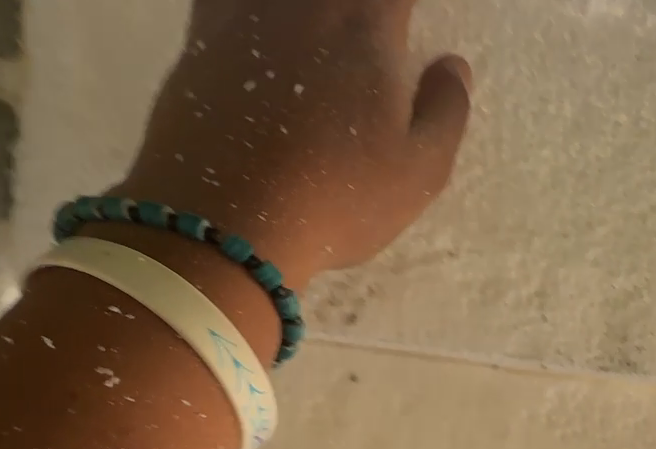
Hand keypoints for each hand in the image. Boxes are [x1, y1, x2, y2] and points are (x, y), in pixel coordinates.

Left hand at [119, 0, 472, 283]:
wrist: (230, 221)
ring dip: (317, 13)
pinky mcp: (202, 34)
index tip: (411, 27)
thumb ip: (445, 111)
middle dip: (367, 11)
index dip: (405, 9)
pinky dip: (251, 9)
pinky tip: (265, 24)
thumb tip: (453, 66)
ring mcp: (248, 11)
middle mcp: (308, 2)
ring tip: (330, 25)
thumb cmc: (339, 200)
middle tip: (375, 29)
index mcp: (368, 26)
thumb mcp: (419, 173)